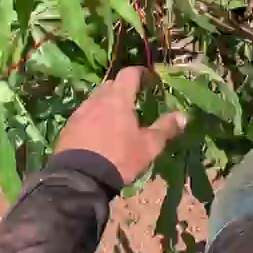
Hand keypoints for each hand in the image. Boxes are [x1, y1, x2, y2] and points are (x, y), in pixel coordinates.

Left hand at [55, 68, 187, 182]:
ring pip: (96, 99)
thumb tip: (183, 116)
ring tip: (116, 119)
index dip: (141, 73)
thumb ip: (165, 128)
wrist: (79, 178)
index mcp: (118, 98)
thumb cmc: (119, 157)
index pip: (130, 74)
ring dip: (106, 104)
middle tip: (134, 101)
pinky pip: (84, 115)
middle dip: (123, 89)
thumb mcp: (148, 146)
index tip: (150, 79)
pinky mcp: (68, 128)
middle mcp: (97, 99)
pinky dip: (93, 118)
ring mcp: (80, 113)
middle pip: (111, 85)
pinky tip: (98, 134)